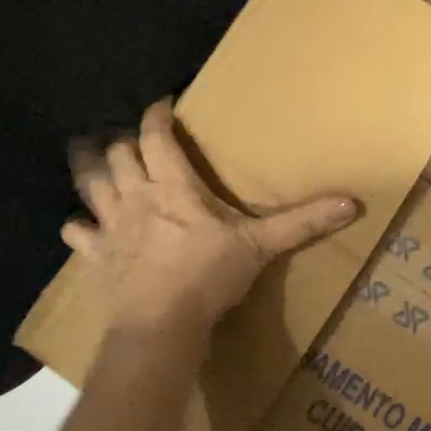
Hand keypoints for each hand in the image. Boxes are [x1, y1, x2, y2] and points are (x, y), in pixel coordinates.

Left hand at [61, 98, 356, 334]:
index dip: (156, 116)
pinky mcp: (95, 258)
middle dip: (121, 140)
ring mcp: (111, 228)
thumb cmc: (209, 277)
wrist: (160, 327)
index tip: (162, 102)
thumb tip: (352, 203)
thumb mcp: (262, 245)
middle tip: (131, 134)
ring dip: (87, 166)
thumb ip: (303, 222)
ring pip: (89, 185)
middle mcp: (136, 198)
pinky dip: (79, 224)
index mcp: (173, 188)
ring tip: (86, 152)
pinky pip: (78, 233)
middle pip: (117, 156)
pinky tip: (83, 223)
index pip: (156, 139)